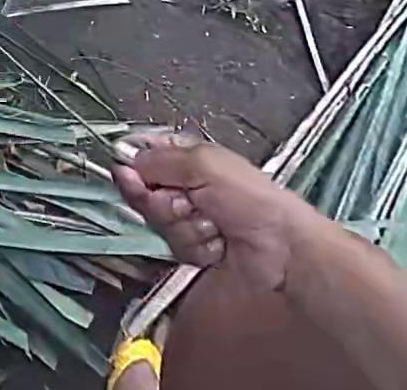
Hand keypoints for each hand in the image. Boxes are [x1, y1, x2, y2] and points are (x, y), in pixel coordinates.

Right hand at [111, 131, 324, 291]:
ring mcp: (187, 217)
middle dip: (163, 202)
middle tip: (186, 204)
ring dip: (184, 226)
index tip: (129, 176)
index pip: (141, 157)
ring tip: (212, 225)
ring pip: (159, 222)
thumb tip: (123, 161)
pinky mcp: (194, 247)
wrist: (282, 250)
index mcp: (184, 156)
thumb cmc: (248, 197)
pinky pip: (176, 246)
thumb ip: (158, 161)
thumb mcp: (202, 165)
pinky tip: (217, 244)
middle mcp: (181, 184)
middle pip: (144, 192)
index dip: (132, 168)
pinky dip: (196, 246)